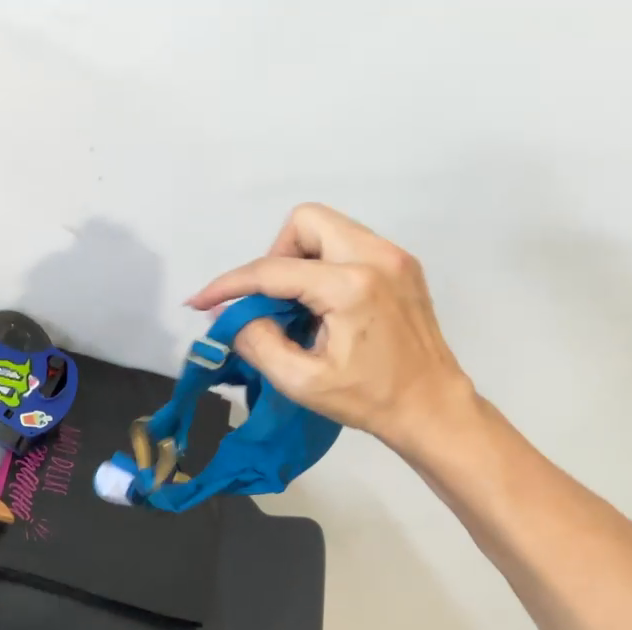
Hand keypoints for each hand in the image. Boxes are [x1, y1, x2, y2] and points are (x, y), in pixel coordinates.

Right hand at [188, 203, 477, 453]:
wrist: (430, 405)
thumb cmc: (366, 398)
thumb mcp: (299, 381)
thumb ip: (257, 342)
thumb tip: (229, 316)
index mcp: (350, 287)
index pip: (273, 270)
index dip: (228, 285)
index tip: (201, 303)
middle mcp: (376, 257)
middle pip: (305, 222)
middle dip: (273, 258)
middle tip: (267, 300)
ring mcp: (393, 257)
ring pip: (327, 229)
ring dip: (297, 260)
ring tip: (292, 307)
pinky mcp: (400, 266)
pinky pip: (347, 245)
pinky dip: (320, 267)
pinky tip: (318, 307)